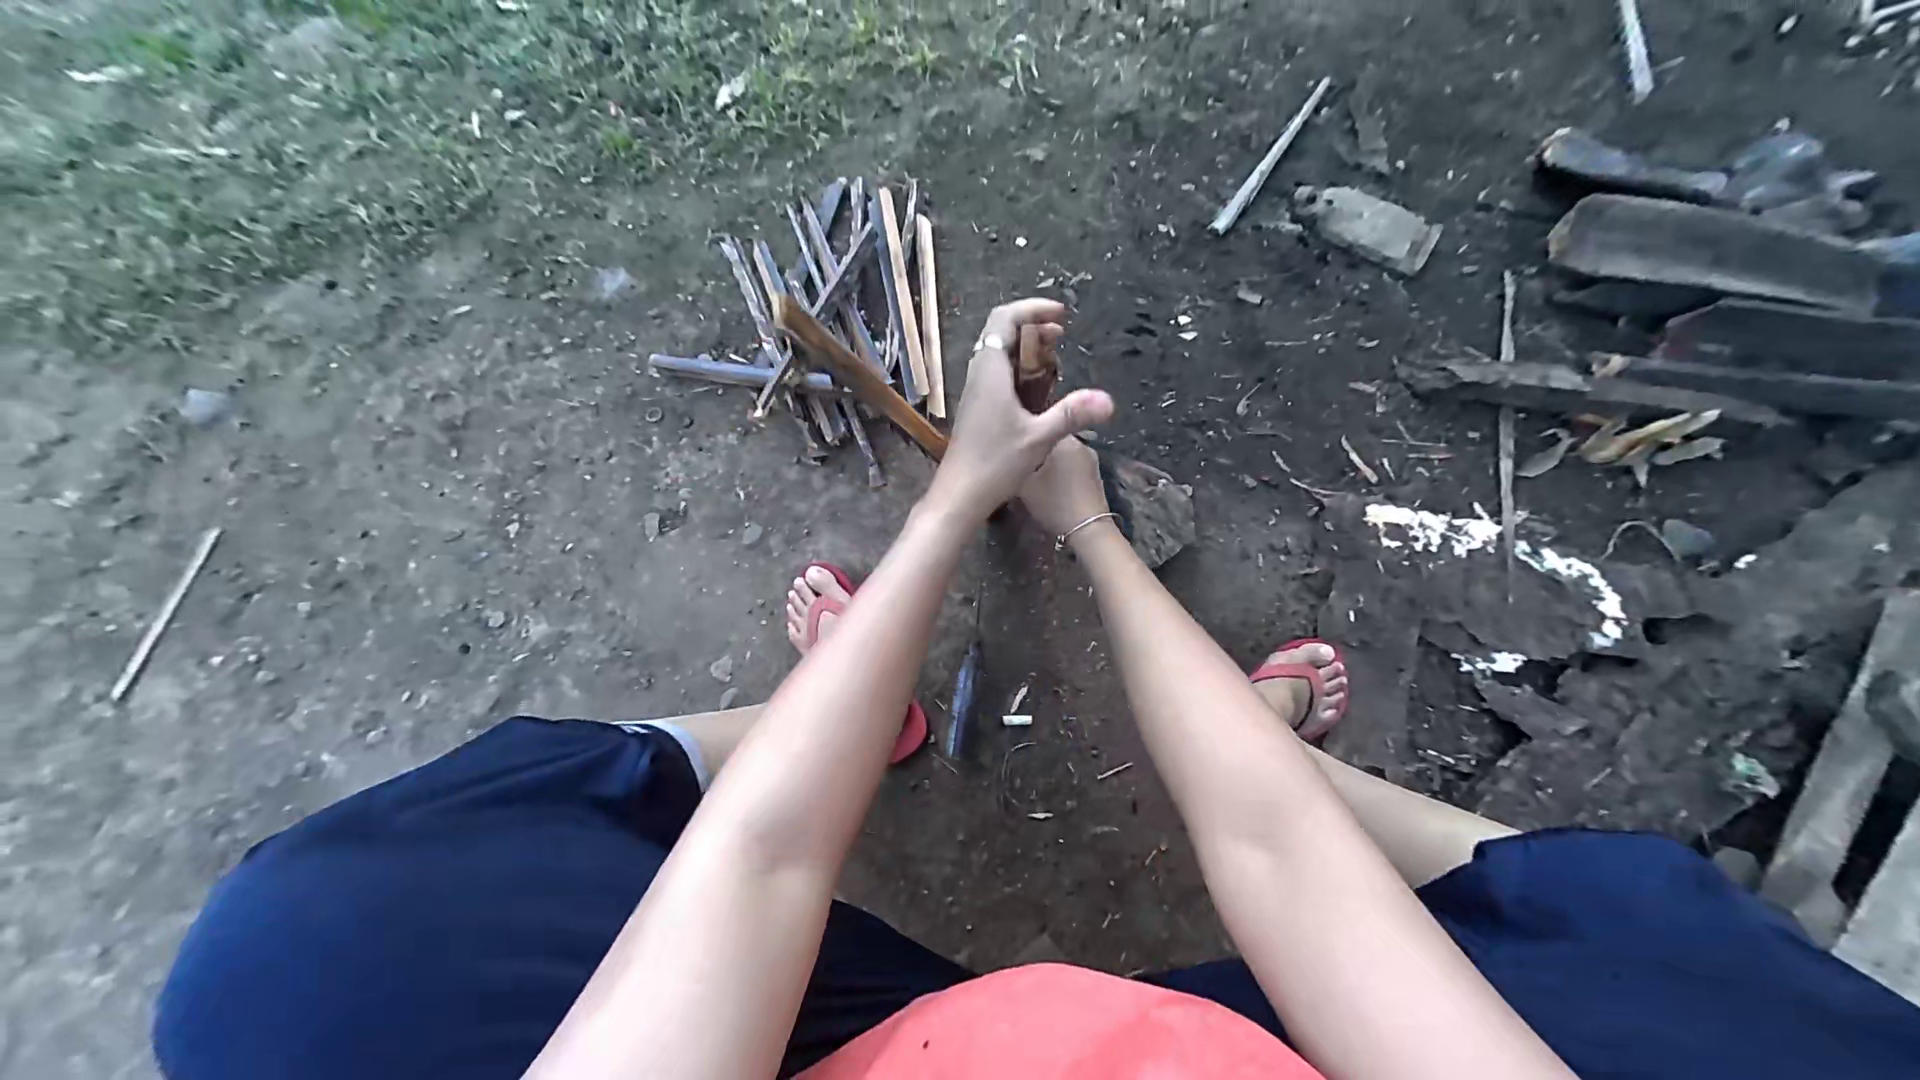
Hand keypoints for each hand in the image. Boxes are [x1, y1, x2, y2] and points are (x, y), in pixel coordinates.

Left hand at [926, 298, 1113, 518]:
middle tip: (1062, 336)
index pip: (1005, 318)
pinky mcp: (978, 409)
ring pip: (999, 354)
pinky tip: (1038, 390)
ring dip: (1026, 349)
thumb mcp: (1038, 438)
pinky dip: (1019, 370)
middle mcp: (980, 375)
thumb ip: (1072, 414)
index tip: (1061, 315)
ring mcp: (976, 392)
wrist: (960, 494)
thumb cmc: (994, 463)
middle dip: (1033, 327)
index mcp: (991, 371)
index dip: (1033, 308)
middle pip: (1001, 332)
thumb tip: (1108, 400)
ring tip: (1055, 358)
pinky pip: (998, 375)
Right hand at [1019, 436, 1110, 536]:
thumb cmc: (1054, 502)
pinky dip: (1061, 471)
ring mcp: (1090, 458)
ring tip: (1034, 476)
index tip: (1012, 449)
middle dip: (1036, 449)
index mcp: (1061, 439)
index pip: (1039, 426)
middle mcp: (1079, 443)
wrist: (1088, 528)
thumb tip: (1007, 454)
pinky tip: (1053, 485)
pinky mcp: (1095, 473)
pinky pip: (1071, 464)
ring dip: (1049, 461)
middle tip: (1020, 464)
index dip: (1023, 437)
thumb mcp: (1024, 484)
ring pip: (1062, 453)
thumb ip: (1014, 464)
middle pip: (1050, 440)